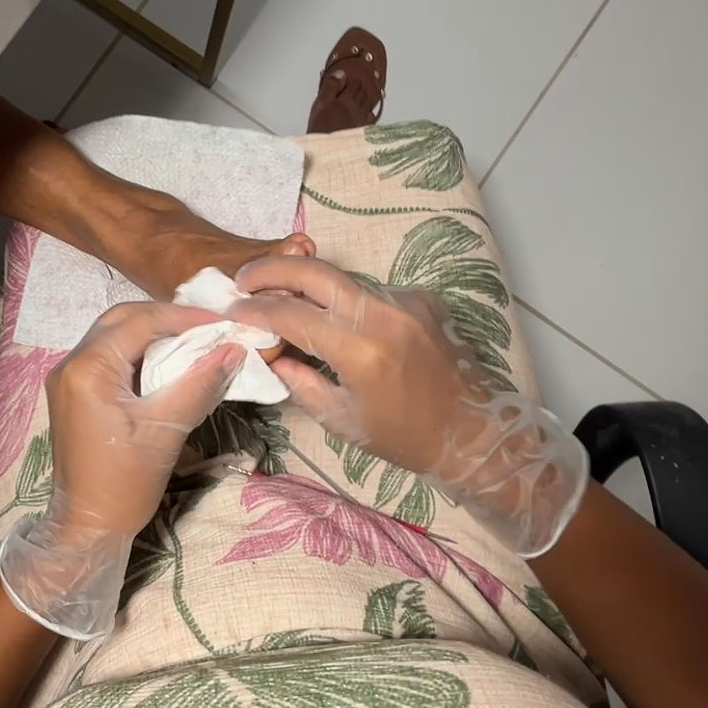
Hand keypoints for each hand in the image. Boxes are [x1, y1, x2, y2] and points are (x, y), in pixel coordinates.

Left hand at [0, 302, 243, 637]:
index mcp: (87, 369)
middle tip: (208, 327)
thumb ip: (199, 384)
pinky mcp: (72, 391)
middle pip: (122, 319)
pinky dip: (137, 352)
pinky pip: (107, 356)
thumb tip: (234, 349)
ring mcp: (66, 376)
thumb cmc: (125, 482)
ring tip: (193, 340)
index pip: (140, 322)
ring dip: (151, 332)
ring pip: (113, 334)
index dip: (184, 317)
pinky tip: (166, 361)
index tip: (222, 322)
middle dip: (166, 318)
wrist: (87, 527)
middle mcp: (70, 363)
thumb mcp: (167, 430)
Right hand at [229, 256, 587, 556]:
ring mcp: (407, 301)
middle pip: (316, 272)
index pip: (292, 314)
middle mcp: (385, 315)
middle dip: (272, 270)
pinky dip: (345, 301)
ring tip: (281, 298)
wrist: (476, 433)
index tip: (232, 308)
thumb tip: (270, 353)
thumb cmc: (405, 437)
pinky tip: (335, 319)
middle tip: (243, 279)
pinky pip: (371, 292)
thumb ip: (300, 381)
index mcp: (361, 351)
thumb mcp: (342, 420)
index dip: (255, 310)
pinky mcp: (423, 298)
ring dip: (307, 284)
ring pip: (343, 279)